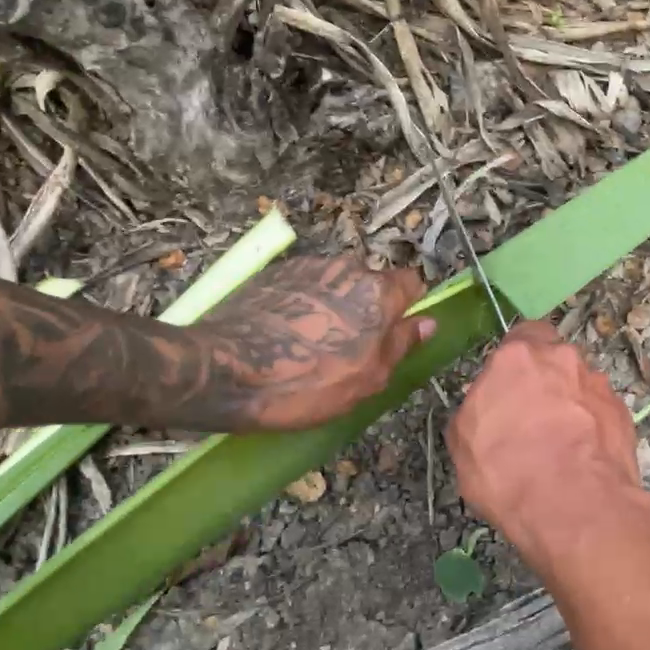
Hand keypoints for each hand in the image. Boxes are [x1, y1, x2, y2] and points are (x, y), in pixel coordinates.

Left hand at [198, 257, 433, 430]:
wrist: (222, 370)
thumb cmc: (308, 382)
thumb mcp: (370, 377)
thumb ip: (402, 344)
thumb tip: (427, 323)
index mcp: (378, 292)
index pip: (412, 283)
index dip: (408, 307)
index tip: (397, 332)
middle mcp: (347, 268)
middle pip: (372, 283)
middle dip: (369, 307)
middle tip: (354, 346)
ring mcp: (307, 267)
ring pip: (337, 284)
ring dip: (336, 305)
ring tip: (315, 342)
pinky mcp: (272, 274)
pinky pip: (305, 286)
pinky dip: (305, 304)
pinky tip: (288, 334)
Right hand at [447, 321, 643, 558]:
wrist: (576, 506)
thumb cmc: (508, 472)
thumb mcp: (463, 443)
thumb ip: (476, 408)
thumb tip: (487, 404)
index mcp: (518, 357)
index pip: (521, 336)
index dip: (518, 359)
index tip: (511, 384)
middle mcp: (564, 360)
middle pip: (554, 360)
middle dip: (546, 381)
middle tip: (534, 416)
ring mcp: (599, 384)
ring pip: (581, 385)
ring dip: (572, 404)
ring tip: (563, 442)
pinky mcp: (624, 412)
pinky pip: (601, 411)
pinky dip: (594, 426)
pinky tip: (585, 454)